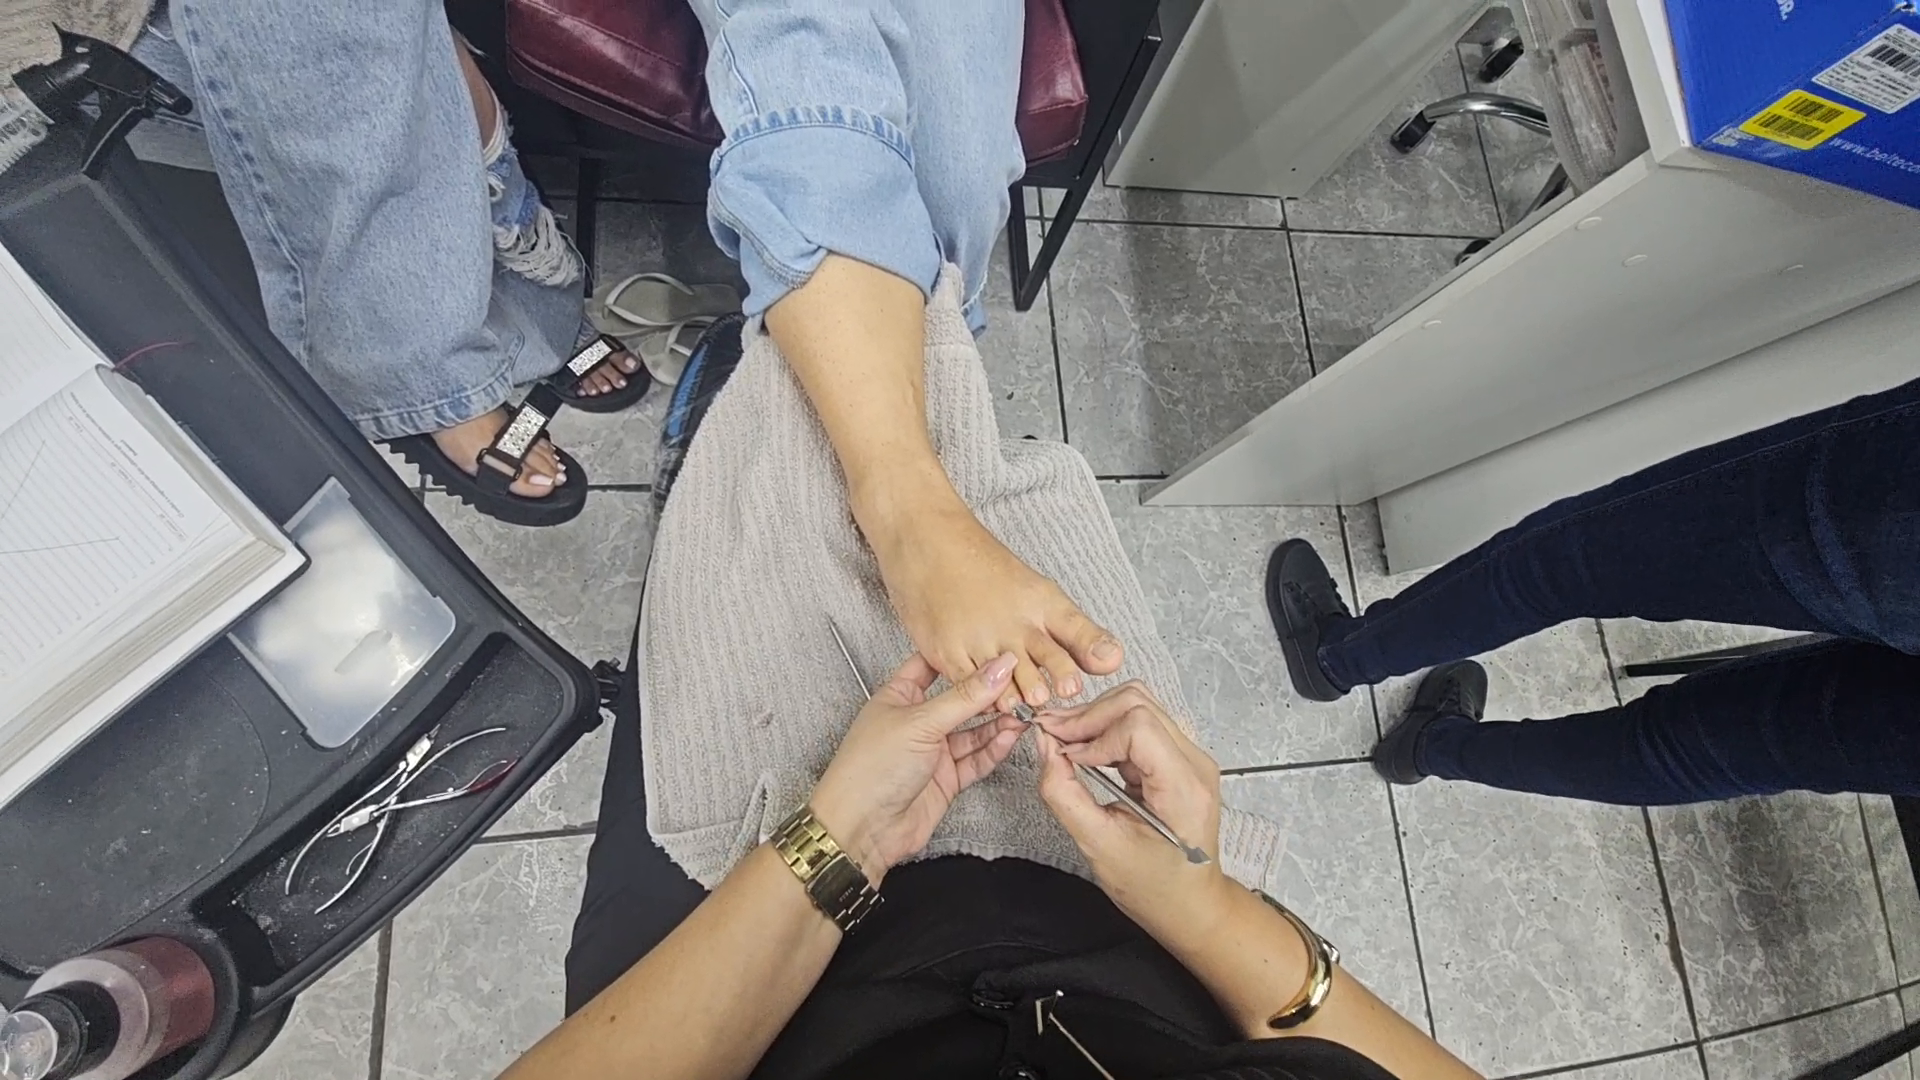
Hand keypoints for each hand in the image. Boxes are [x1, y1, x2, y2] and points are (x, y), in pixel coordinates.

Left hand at [809, 652, 1027, 882]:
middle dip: (988, 693)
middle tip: (1021, 682)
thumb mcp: (921, 722)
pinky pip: (975, 759)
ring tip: (1024, 711)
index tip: (993, 647)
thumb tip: (998, 668)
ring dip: (998, 722)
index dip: (961, 656)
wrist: (861, 830)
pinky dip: (994, 748)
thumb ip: (965, 697)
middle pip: (960, 699)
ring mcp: (932, 750)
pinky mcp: (945, 779)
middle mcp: (917, 720)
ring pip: (972, 730)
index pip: (934, 665)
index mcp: (899, 696)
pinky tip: (1011, 737)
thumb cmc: (871, 769)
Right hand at [873, 501, 1125, 714]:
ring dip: (1017, 700)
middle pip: (1044, 662)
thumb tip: (1113, 660)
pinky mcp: (948, 652)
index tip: (1087, 675)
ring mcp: (980, 638)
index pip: (1076, 632)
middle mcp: (1014, 621)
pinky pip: (970, 687)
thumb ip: (1076, 632)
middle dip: (1051, 686)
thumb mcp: (1037, 591)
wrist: (928, 542)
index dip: (1087, 655)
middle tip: (1050, 697)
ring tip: (1021, 706)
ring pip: (1008, 685)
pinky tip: (989, 701)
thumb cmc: (982, 566)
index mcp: (1041, 603)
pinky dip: (983, 699)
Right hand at [1034, 682, 1230, 934]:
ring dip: (1095, 717)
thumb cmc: (1155, 888)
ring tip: (1065, 741)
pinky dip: (1105, 728)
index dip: (1093, 734)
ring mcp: (1188, 755)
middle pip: (1136, 702)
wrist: (1191, 906)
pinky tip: (1085, 749)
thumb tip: (1043, 746)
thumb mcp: (1099, 846)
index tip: (1066, 756)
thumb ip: (1064, 794)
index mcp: (1184, 787)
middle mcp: (1194, 762)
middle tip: (1053, 737)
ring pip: (1136, 703)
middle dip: (1088, 716)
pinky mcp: (1176, 755)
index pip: (1137, 725)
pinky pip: (1138, 721)